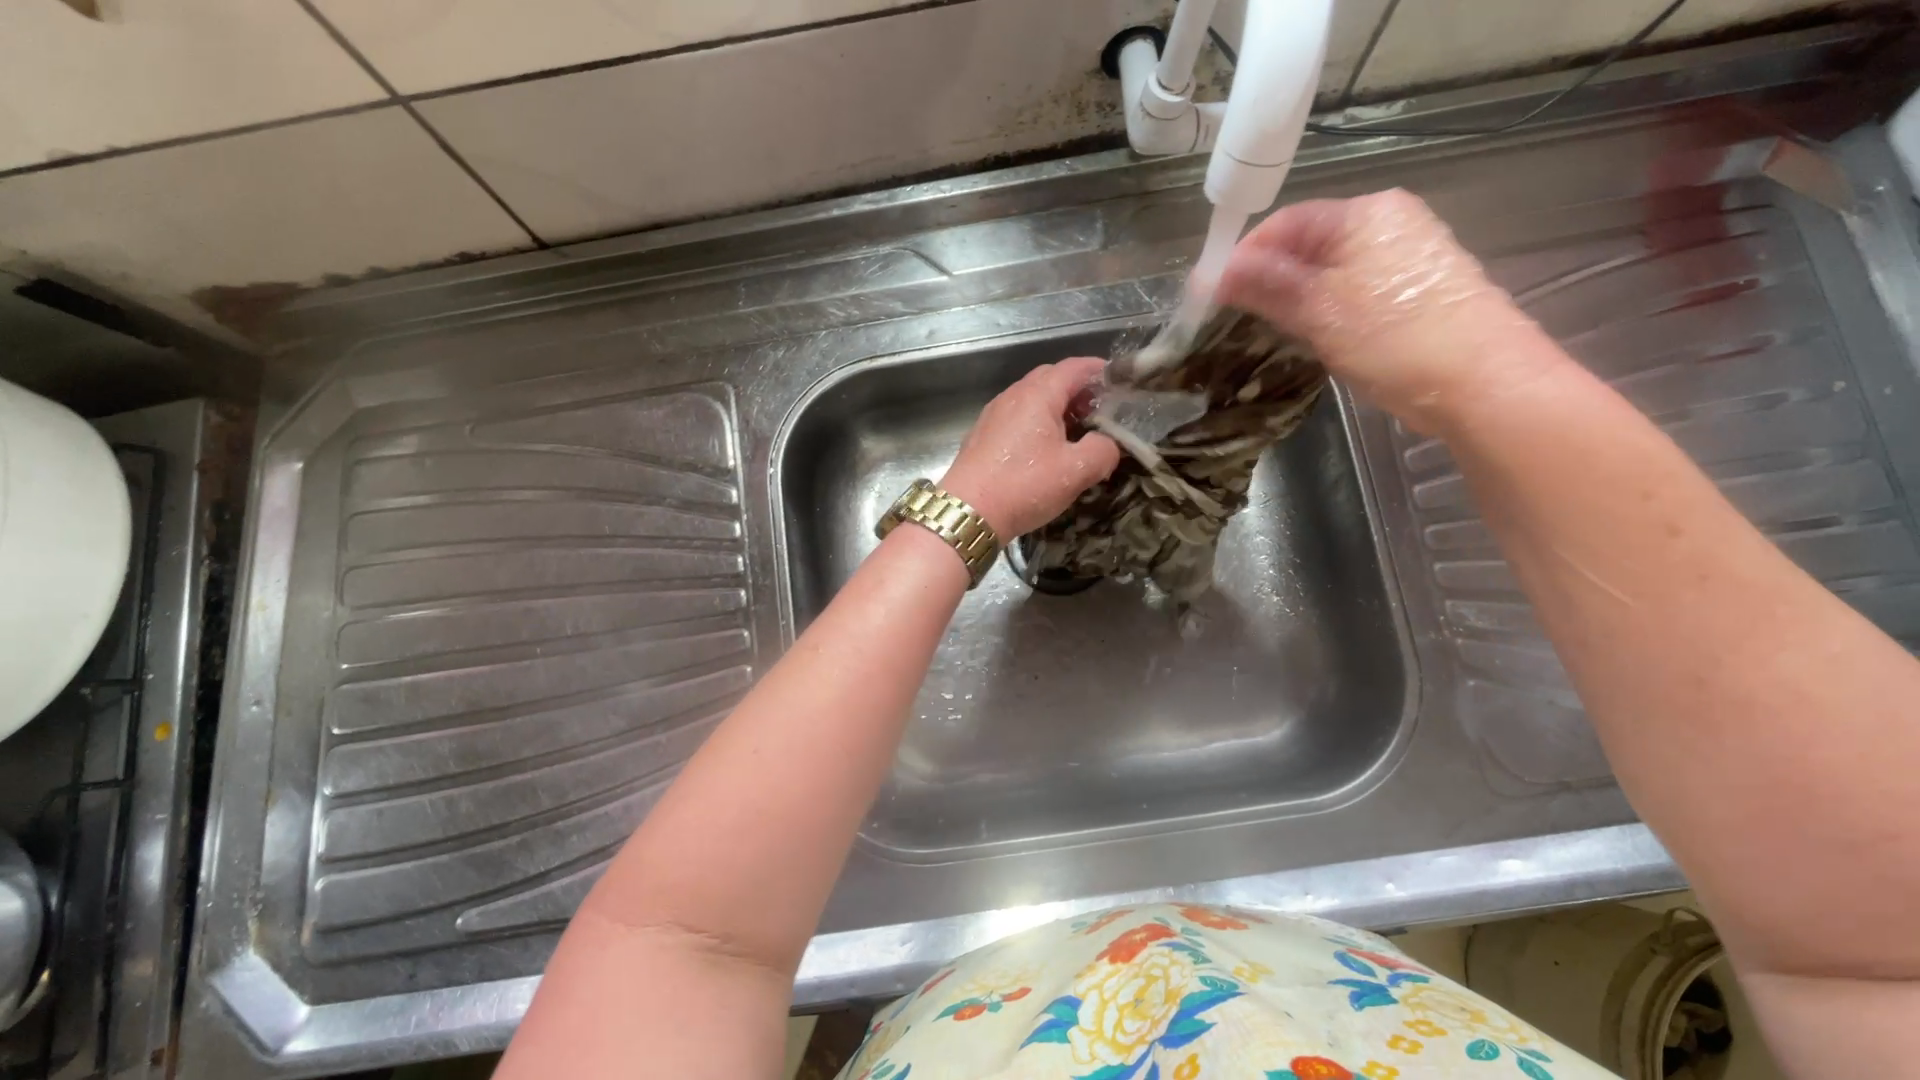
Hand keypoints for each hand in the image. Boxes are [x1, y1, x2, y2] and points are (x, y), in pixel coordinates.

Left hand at [940, 357, 1121, 537]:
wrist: (967, 512)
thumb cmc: (1023, 486)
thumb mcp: (1076, 470)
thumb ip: (1103, 450)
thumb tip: (1109, 444)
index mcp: (1038, 395)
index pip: (1074, 367)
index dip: (1100, 370)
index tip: (1120, 382)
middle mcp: (1013, 396)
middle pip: (1052, 379)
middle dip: (1079, 391)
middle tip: (1101, 412)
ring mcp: (994, 415)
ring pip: (1033, 400)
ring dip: (1058, 410)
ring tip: (1077, 434)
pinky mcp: (983, 436)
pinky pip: (1018, 418)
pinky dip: (1038, 424)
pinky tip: (1046, 451)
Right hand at [1216, 189, 1562, 430]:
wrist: (1483, 383)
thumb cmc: (1396, 338)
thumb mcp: (1318, 311)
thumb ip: (1263, 286)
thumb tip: (1209, 274)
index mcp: (1365, 212)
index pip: (1285, 222)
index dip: (1242, 256)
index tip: (1208, 295)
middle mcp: (1388, 223)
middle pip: (1306, 245)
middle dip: (1266, 280)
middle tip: (1231, 320)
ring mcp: (1405, 257)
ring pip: (1327, 272)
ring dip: (1293, 300)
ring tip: (1265, 333)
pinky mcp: (1414, 291)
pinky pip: (1351, 291)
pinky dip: (1324, 311)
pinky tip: (1311, 339)